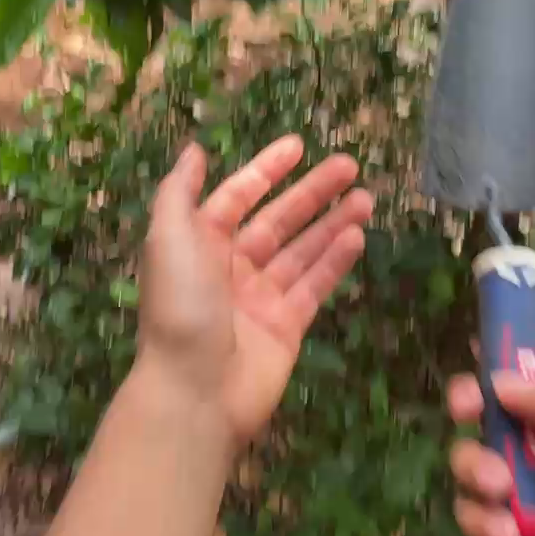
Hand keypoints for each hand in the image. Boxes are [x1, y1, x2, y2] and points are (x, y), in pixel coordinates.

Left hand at [138, 135, 372, 444]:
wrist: (195, 390)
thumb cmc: (180, 307)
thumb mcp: (168, 238)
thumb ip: (179, 192)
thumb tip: (194, 151)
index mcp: (199, 244)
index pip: (236, 198)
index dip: (265, 171)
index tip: (298, 146)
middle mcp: (230, 268)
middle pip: (276, 221)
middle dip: (311, 193)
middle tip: (349, 166)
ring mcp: (259, 299)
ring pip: (301, 252)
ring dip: (332, 223)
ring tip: (366, 198)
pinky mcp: (285, 327)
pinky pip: (313, 287)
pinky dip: (334, 262)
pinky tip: (357, 237)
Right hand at [448, 348, 534, 535]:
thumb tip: (503, 376)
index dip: (514, 357)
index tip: (482, 352)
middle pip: (495, 410)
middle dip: (475, 411)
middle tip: (463, 411)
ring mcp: (525, 492)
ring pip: (472, 460)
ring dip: (480, 475)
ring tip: (502, 498)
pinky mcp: (505, 531)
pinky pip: (472, 510)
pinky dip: (486, 524)